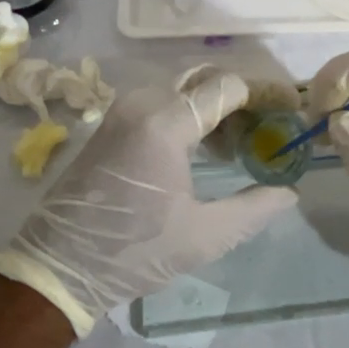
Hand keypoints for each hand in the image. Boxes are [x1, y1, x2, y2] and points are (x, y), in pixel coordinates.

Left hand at [0, 68, 298, 336]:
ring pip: (183, 88)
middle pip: (206, 79)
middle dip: (240, 99)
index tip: (290, 108)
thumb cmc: (133, 253)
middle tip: (264, 129)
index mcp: (165, 123)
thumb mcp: (203, 236)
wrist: (58, 268)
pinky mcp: (111, 122)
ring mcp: (122, 109)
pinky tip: (202, 149)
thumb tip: (289, 192)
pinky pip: (161, 100)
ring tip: (235, 147)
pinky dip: (189, 112)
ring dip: (214, 107)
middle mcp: (142, 103)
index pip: (228, 87)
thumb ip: (253, 209)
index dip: (264, 93)